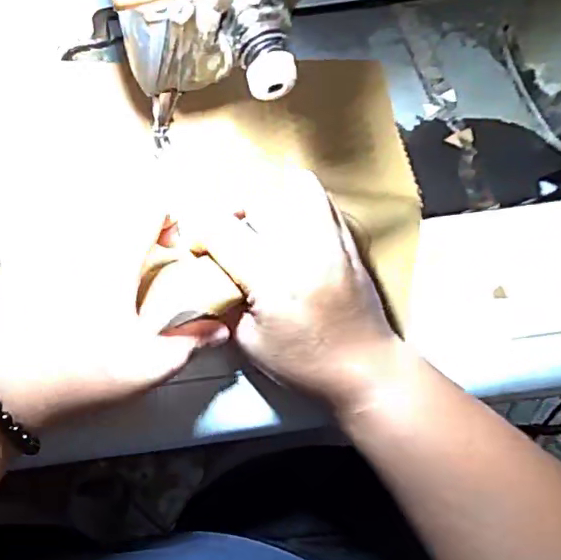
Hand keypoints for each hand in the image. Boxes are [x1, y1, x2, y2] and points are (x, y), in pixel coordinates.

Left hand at [0, 176, 227, 428]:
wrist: (0, 388)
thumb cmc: (75, 377)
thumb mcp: (145, 368)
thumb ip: (189, 343)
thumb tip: (217, 329)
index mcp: (111, 254)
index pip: (151, 199)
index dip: (171, 216)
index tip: (170, 247)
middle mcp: (74, 237)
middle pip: (117, 198)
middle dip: (138, 221)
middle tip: (140, 258)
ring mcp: (37, 244)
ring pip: (80, 211)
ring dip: (104, 230)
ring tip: (106, 270)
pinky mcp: (12, 258)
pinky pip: (46, 230)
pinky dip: (66, 241)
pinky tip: (67, 281)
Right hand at [180, 166, 402, 412]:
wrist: (365, 368)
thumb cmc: (306, 364)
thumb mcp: (249, 343)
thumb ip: (227, 303)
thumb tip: (211, 277)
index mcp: (270, 279)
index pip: (221, 231)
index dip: (198, 234)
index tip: (195, 246)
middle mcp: (300, 251)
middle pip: (253, 204)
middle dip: (229, 218)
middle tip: (224, 240)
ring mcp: (328, 241)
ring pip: (289, 191)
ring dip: (265, 204)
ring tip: (257, 226)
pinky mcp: (347, 241)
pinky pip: (320, 200)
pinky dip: (299, 199)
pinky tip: (288, 221)